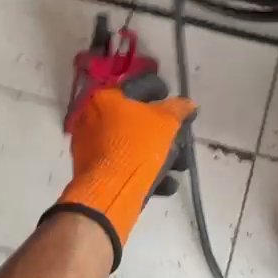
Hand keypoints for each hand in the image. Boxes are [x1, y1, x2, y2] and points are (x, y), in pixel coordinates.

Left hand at [45, 85, 195, 268]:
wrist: (108, 191)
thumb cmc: (137, 148)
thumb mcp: (166, 123)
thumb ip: (179, 109)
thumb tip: (187, 104)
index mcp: (105, 97)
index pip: (140, 86)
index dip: (163, 92)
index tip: (178, 106)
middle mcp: (92, 117)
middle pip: (136, 119)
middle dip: (165, 132)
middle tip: (182, 141)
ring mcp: (90, 145)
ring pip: (132, 144)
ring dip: (160, 155)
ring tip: (179, 167)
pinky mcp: (93, 169)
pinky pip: (123, 164)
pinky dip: (145, 171)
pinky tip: (167, 184)